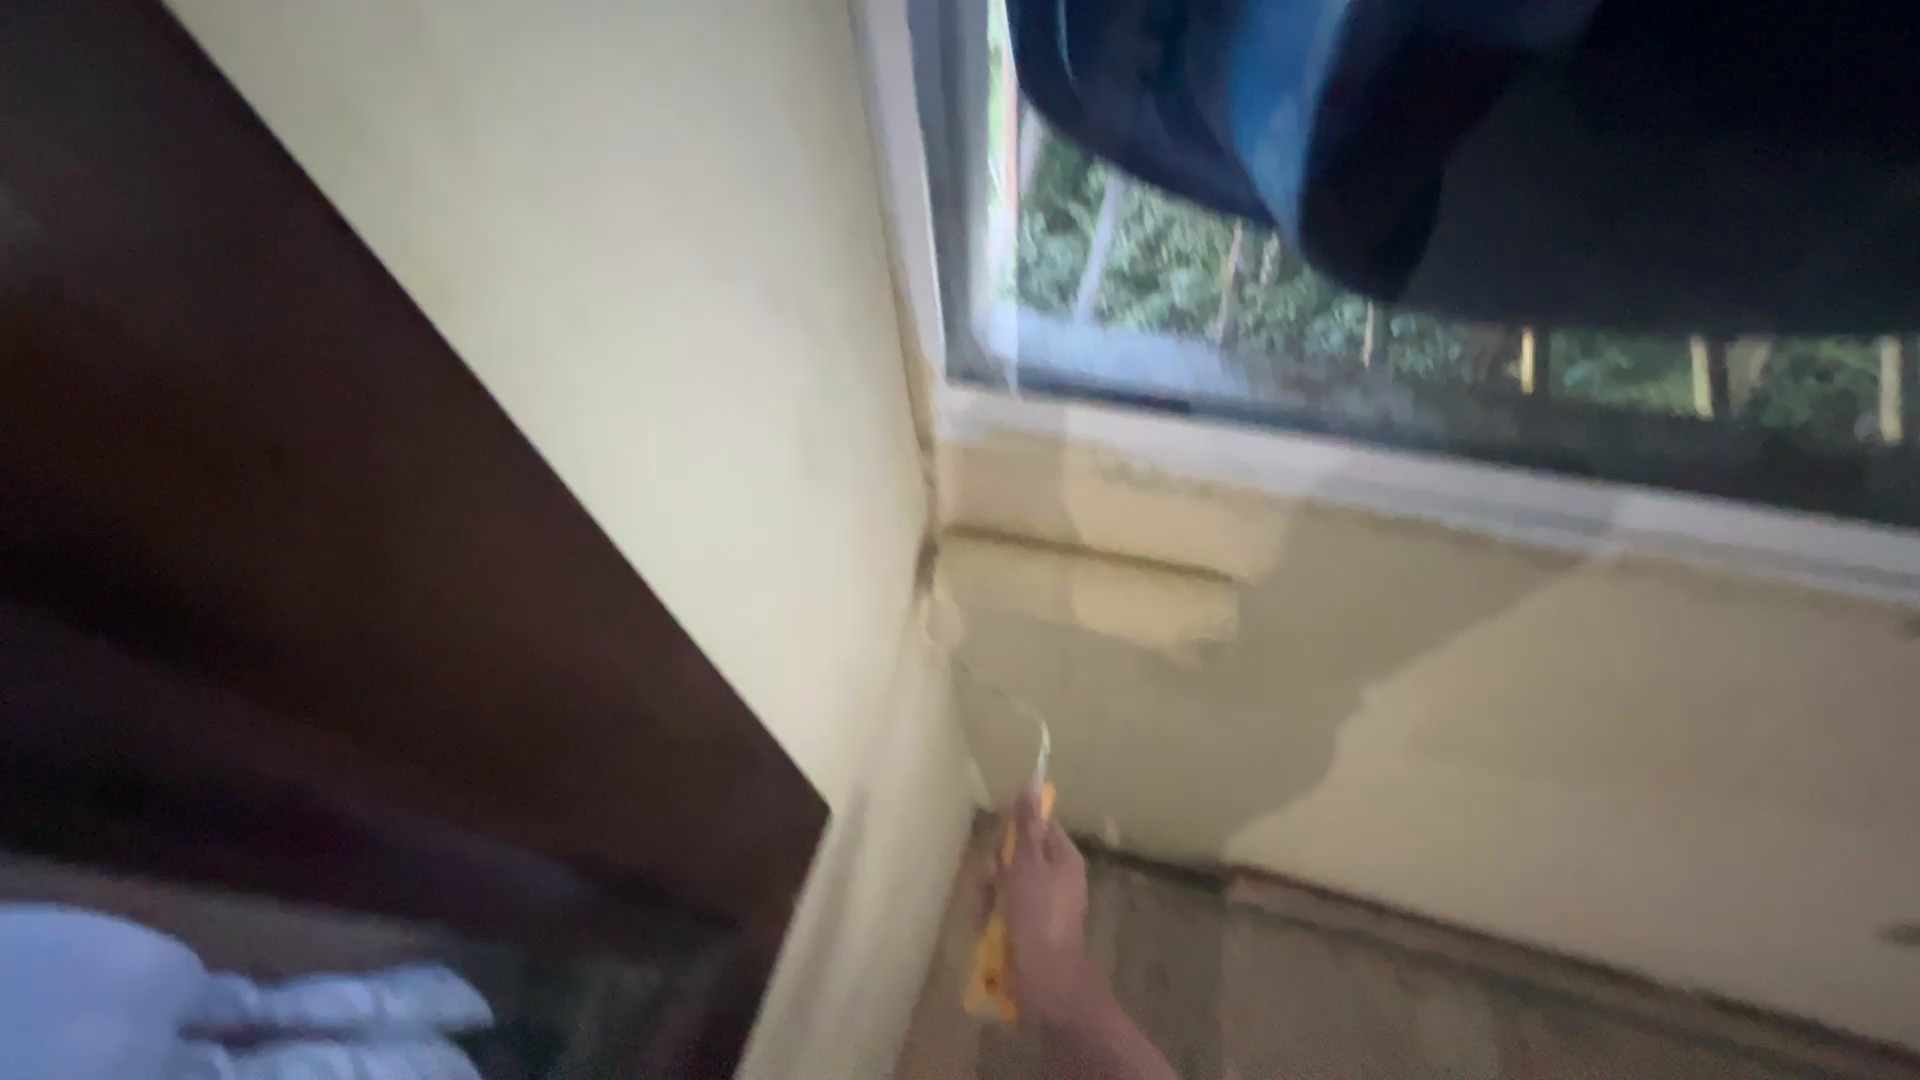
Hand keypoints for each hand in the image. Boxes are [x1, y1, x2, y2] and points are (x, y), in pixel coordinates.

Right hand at [993, 787, 1094, 1023]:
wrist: (1045, 984)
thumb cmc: (1038, 918)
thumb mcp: (1028, 865)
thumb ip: (1027, 825)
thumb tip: (1032, 780)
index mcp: (1063, 857)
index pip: (1036, 825)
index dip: (1014, 833)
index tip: (1001, 847)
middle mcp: (1054, 877)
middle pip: (1015, 854)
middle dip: (995, 869)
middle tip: (991, 884)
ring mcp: (1041, 905)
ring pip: (1003, 883)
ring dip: (988, 896)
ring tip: (986, 914)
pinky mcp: (1027, 928)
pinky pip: (1002, 909)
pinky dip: (991, 917)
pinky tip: (986, 929)